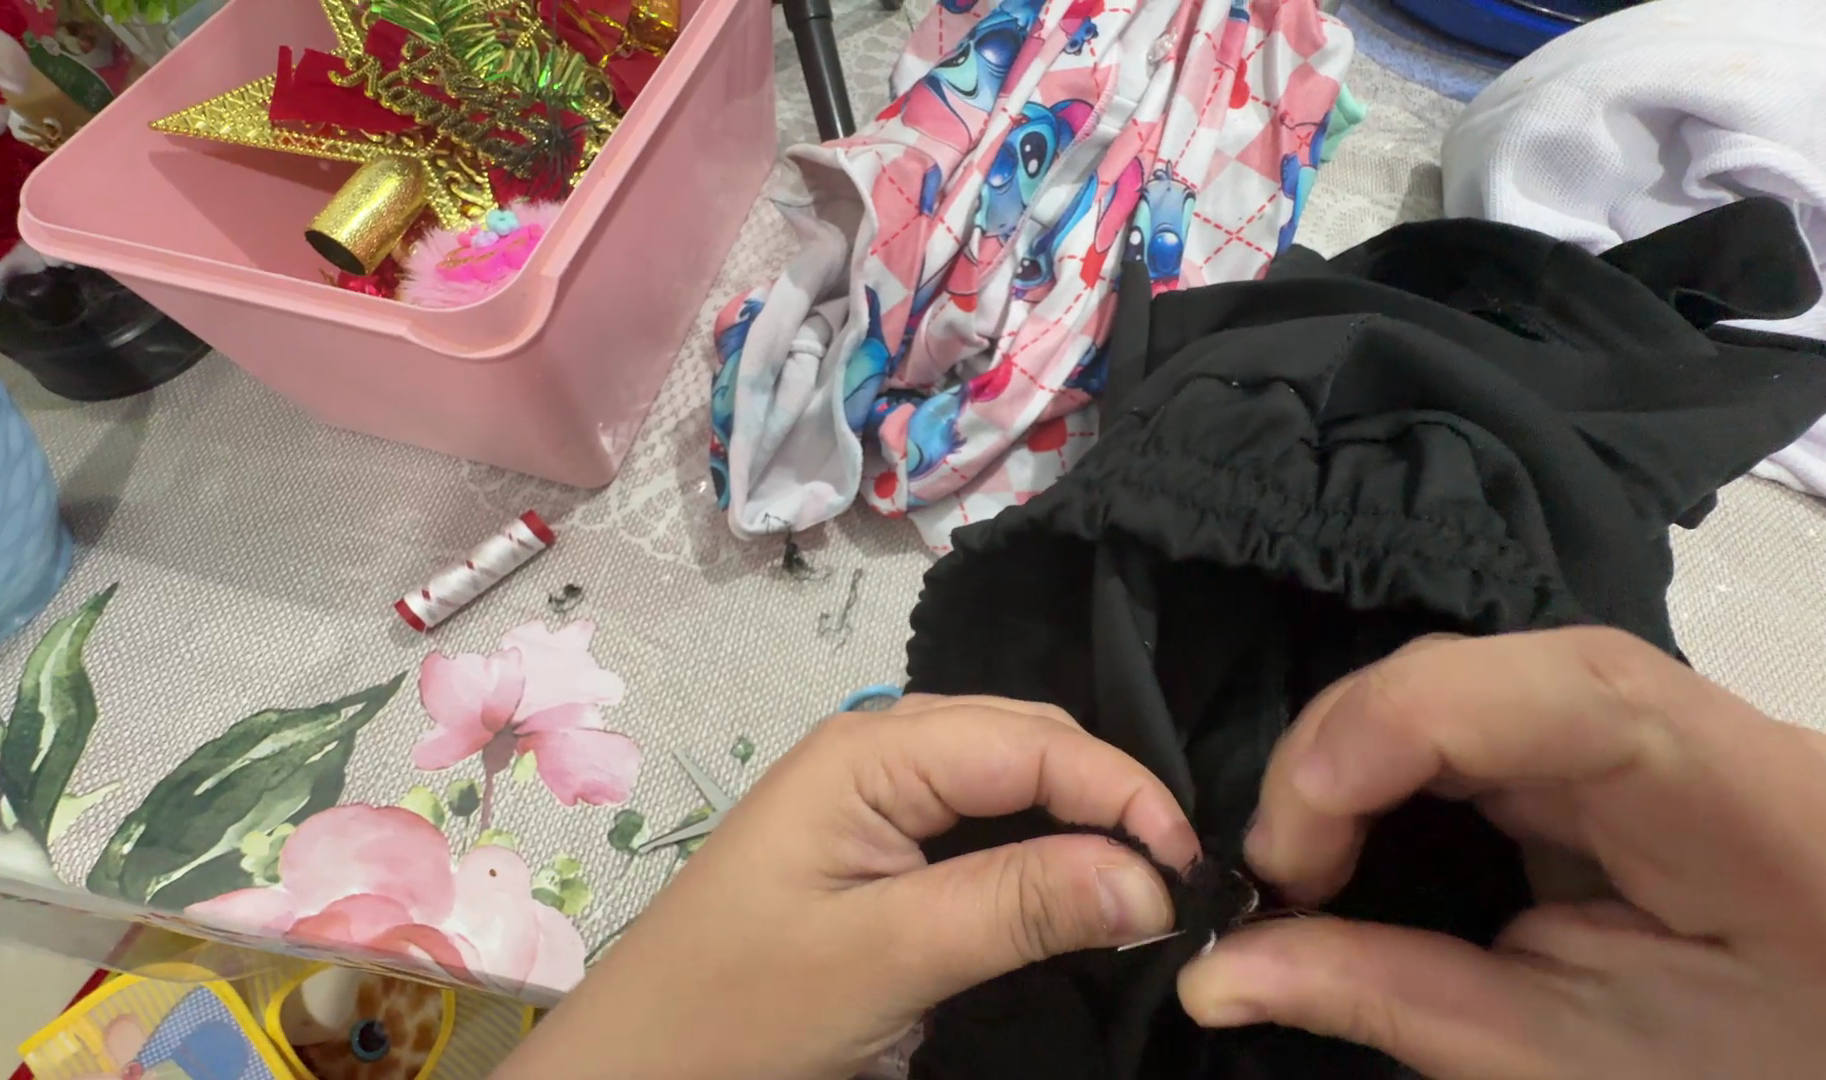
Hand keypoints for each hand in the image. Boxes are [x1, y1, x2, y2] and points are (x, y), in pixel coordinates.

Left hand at [497, 695, 1199, 1079]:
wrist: (634, 1065)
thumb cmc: (741, 1011)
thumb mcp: (884, 959)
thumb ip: (1015, 904)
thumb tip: (1151, 879)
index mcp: (871, 748)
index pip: (1026, 740)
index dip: (1118, 789)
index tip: (1191, 868)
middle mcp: (877, 744)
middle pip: (1019, 739)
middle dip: (1102, 791)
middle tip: (1172, 876)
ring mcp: (874, 785)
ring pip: (1003, 769)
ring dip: (1073, 811)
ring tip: (1134, 873)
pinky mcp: (875, 830)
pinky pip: (974, 810)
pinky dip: (1033, 835)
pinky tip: (1063, 873)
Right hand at [1177, 628, 1825, 1078]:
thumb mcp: (1566, 1064)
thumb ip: (1380, 997)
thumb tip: (1207, 976)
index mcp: (1755, 807)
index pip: (1568, 692)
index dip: (1399, 722)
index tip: (1291, 838)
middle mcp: (1698, 727)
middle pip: (1475, 671)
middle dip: (1341, 749)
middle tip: (1279, 862)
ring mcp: (1634, 720)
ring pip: (1446, 678)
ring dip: (1344, 753)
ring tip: (1303, 850)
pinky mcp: (1585, 737)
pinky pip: (1449, 712)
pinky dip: (1375, 762)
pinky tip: (1350, 822)